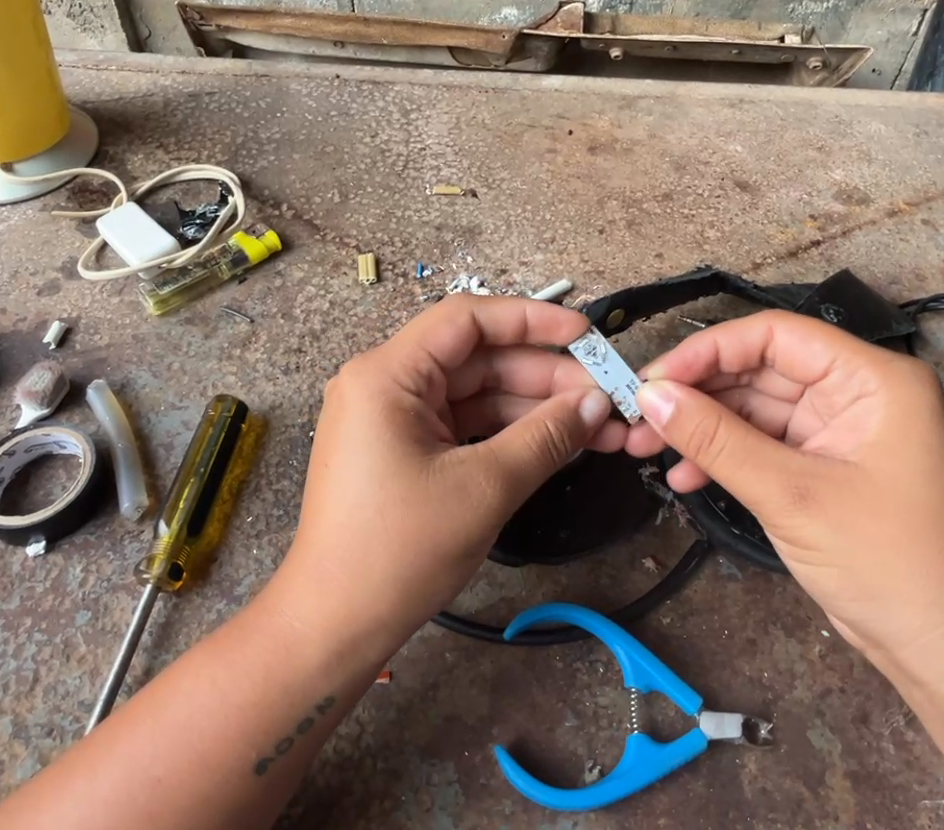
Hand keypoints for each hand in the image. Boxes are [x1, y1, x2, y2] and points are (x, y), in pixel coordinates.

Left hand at [272, 296, 624, 647]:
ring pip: (475, 395)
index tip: (586, 335)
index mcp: (386, 374)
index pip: (467, 320)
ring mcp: (391, 419)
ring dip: (534, 409)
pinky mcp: (401, 451)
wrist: (335, 625)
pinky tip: (559, 445)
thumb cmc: (400, 550)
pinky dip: (508, 434)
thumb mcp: (483, 488)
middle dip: (544, 376)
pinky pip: (463, 426)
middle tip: (608, 398)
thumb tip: (596, 403)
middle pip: (476, 359)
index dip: (532, 319)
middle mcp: (383, 384)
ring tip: (600, 428)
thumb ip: (545, 437)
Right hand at [624, 311, 943, 678]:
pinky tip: (683, 477)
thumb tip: (648, 395)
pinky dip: (723, 458)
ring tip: (643, 448)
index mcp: (870, 379)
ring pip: (754, 410)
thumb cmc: (889, 562)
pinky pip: (763, 446)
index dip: (707, 351)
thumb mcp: (792, 495)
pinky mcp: (824, 469)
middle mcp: (855, 394)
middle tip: (634, 417)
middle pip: (759, 371)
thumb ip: (716, 439)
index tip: (651, 380)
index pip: (774, 336)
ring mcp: (839, 433)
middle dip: (695, 394)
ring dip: (700, 428)